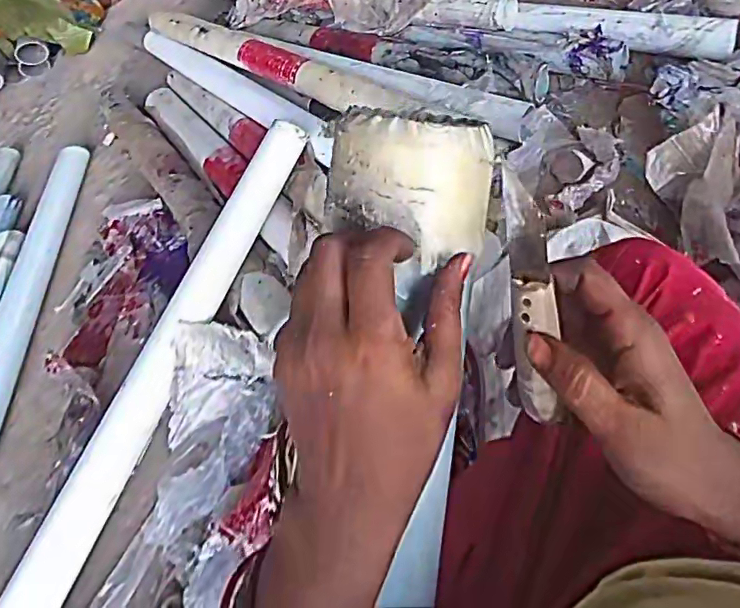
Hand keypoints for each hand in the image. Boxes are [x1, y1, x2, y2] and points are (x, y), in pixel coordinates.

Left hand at [257, 229, 468, 606]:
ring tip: (362, 283)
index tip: (403, 248)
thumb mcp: (441, 384)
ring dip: (335, 264)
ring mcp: (297, 346)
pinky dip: (319, 294)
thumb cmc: (401, 450)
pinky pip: (296, 304)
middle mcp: (326, 337)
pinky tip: (342, 316)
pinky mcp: (281, 357)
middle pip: (327, 250)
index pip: (367, 256)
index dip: (388, 238)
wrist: (347, 500)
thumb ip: (447, 316)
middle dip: (357, 240)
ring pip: (307, 271)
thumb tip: (457, 266)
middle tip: (380, 257)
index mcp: (371, 342)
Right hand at [527, 258, 739, 543]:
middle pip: (567, 297)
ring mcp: (613, 347)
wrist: (718, 494)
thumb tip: (530, 339)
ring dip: (534, 342)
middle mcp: (621, 328)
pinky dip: (546, 364)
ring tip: (512, 373)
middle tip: (505, 348)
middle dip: (531, 314)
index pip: (585, 274)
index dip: (547, 275)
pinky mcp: (607, 368)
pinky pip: (568, 351)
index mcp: (631, 328)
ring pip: (563, 324)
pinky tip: (530, 392)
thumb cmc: (675, 459)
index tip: (514, 301)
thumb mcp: (619, 425)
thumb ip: (575, 379)